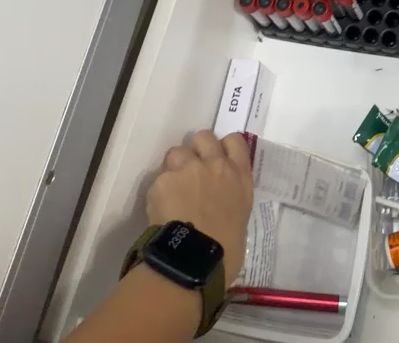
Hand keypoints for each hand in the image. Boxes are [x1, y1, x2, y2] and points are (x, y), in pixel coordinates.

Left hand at [148, 130, 253, 281]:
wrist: (194, 262)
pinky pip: (159, 178)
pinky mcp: (164, 180)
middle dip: (196, 149)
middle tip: (192, 171)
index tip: (217, 158)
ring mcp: (189, 169)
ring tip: (172, 189)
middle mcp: (215, 165)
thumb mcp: (239, 217)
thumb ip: (230, 198)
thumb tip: (219, 203)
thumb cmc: (225, 250)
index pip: (235, 141)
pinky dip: (159, 191)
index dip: (223, 146)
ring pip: (177, 152)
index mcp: (239, 176)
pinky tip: (160, 210)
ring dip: (174, 167)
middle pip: (203, 137)